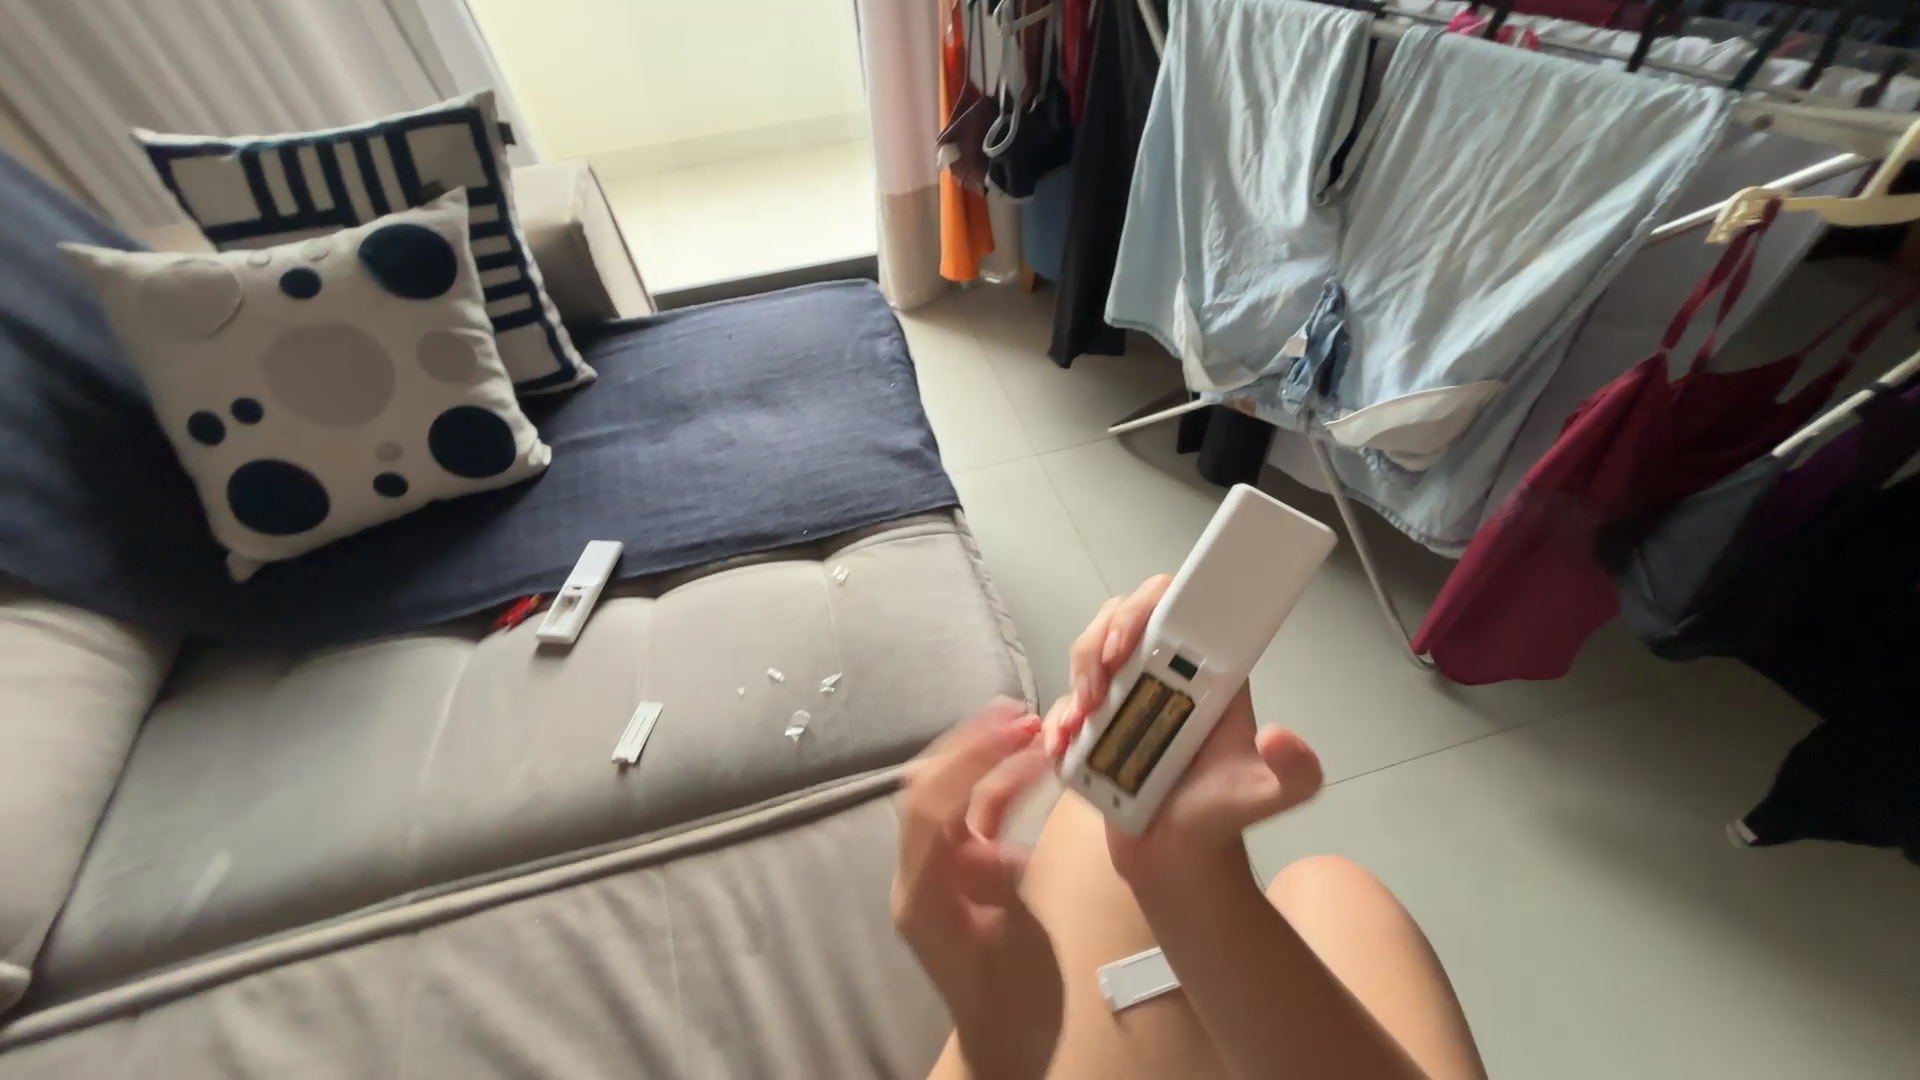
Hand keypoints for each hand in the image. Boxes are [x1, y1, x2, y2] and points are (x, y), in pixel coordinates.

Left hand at [893, 699, 1063, 1079]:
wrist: (1007, 1046)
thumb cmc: (1017, 1011)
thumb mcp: (1020, 954)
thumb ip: (1004, 892)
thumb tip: (997, 848)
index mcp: (922, 896)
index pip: (927, 810)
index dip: (965, 763)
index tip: (1011, 732)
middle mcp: (920, 870)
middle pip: (928, 788)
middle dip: (969, 743)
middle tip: (1016, 714)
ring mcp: (940, 864)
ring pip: (952, 792)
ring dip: (985, 753)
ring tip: (1027, 723)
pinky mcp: (963, 865)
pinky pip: (977, 811)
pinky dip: (1002, 780)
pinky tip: (1033, 759)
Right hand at [1041, 576, 1323, 882]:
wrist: (1173, 858)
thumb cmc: (1219, 816)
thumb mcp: (1270, 794)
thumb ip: (1295, 770)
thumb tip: (1279, 737)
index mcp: (1201, 670)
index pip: (1169, 607)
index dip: (1141, 609)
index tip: (1124, 646)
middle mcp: (1159, 672)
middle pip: (1116, 619)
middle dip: (1096, 646)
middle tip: (1095, 692)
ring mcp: (1121, 693)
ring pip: (1086, 653)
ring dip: (1075, 681)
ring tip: (1079, 725)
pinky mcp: (1091, 721)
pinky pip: (1064, 701)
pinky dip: (1057, 719)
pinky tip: (1062, 746)